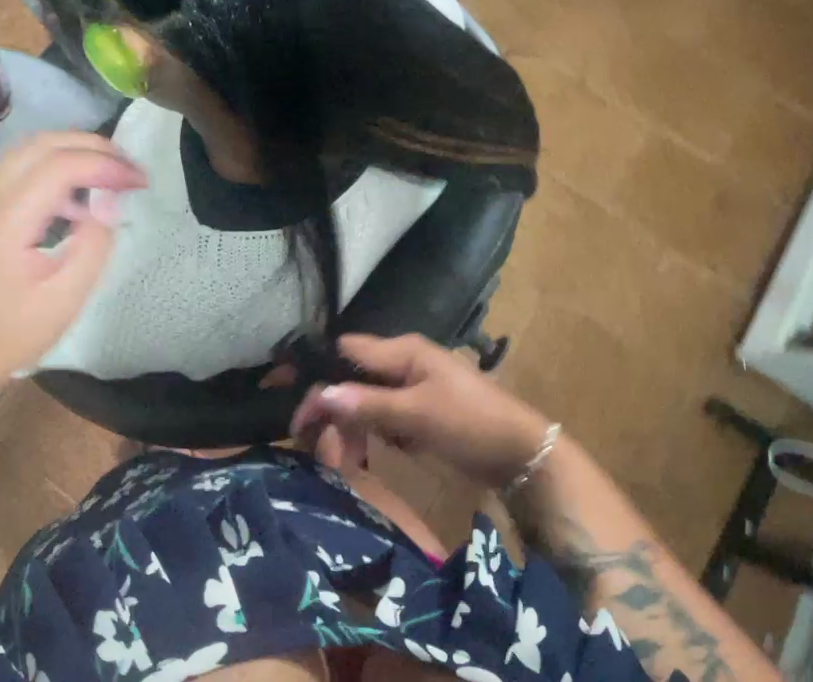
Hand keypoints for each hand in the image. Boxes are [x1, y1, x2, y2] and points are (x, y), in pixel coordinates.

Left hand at [0, 132, 146, 386]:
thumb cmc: (12, 332)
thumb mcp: (65, 299)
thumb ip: (93, 246)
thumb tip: (110, 204)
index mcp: (9, 218)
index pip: (62, 165)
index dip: (106, 165)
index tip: (141, 182)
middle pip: (44, 142)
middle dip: (94, 146)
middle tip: (131, 169)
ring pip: (30, 146)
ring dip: (73, 149)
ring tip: (111, 171)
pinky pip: (20, 164)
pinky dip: (54, 163)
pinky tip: (77, 197)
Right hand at [290, 334, 552, 486]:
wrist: (526, 458)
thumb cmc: (472, 425)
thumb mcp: (417, 415)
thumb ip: (368, 405)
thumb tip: (321, 395)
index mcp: (403, 351)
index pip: (345, 351)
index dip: (316, 370)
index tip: (286, 394)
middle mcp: (403, 363)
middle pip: (352, 379)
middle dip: (331, 409)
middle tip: (310, 441)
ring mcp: (412, 389)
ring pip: (364, 402)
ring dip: (348, 428)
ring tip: (340, 461)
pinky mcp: (420, 414)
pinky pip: (382, 419)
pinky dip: (368, 436)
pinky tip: (360, 458)